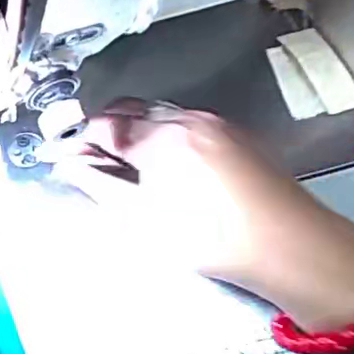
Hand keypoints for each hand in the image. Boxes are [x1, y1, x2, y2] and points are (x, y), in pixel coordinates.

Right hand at [53, 99, 353, 327]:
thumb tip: (70, 167)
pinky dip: (162, 135)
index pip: (105, 125)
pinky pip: (185, 122)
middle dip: (104, 130)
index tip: (66, 157)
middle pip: (131, 109)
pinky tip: (163, 165)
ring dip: (134, 131)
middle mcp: (188, 119)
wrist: (287, 244)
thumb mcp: (144, 219)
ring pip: (159, 113)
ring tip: (125, 166)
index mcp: (161, 138)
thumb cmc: (211, 239)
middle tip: (90, 160)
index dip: (79, 140)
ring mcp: (215, 123)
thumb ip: (101, 186)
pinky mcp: (234, 134)